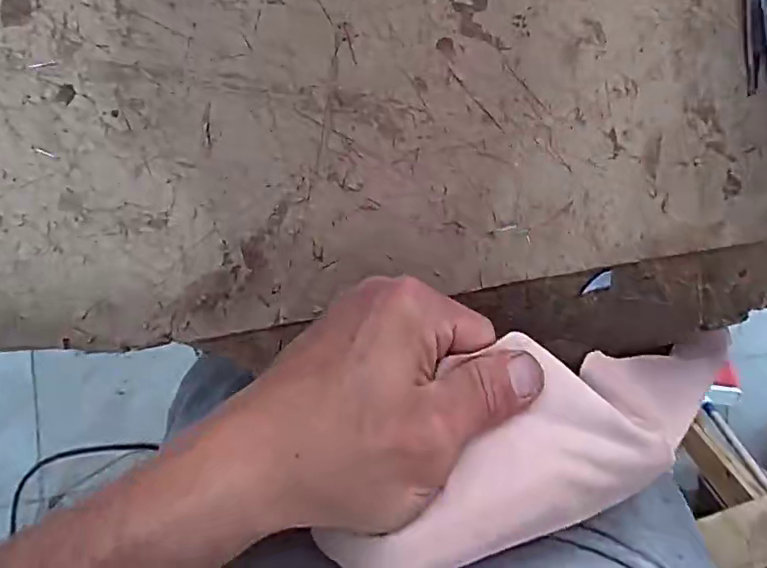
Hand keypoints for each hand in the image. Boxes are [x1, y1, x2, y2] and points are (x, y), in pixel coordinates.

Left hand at [175, 276, 542, 538]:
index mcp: (412, 302)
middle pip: (447, 345)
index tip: (445, 429)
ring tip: (378, 438)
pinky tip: (354, 428)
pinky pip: (380, 360)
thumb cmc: (337, 453)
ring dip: (409, 396)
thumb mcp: (433, 436)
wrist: (236, 473)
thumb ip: (490, 395)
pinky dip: (378, 392)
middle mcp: (382, 293)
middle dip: (440, 393)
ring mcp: (350, 312)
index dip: (473, 392)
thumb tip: (530, 368)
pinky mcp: (327, 337)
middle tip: (410, 439)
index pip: (482, 341)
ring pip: (414, 356)